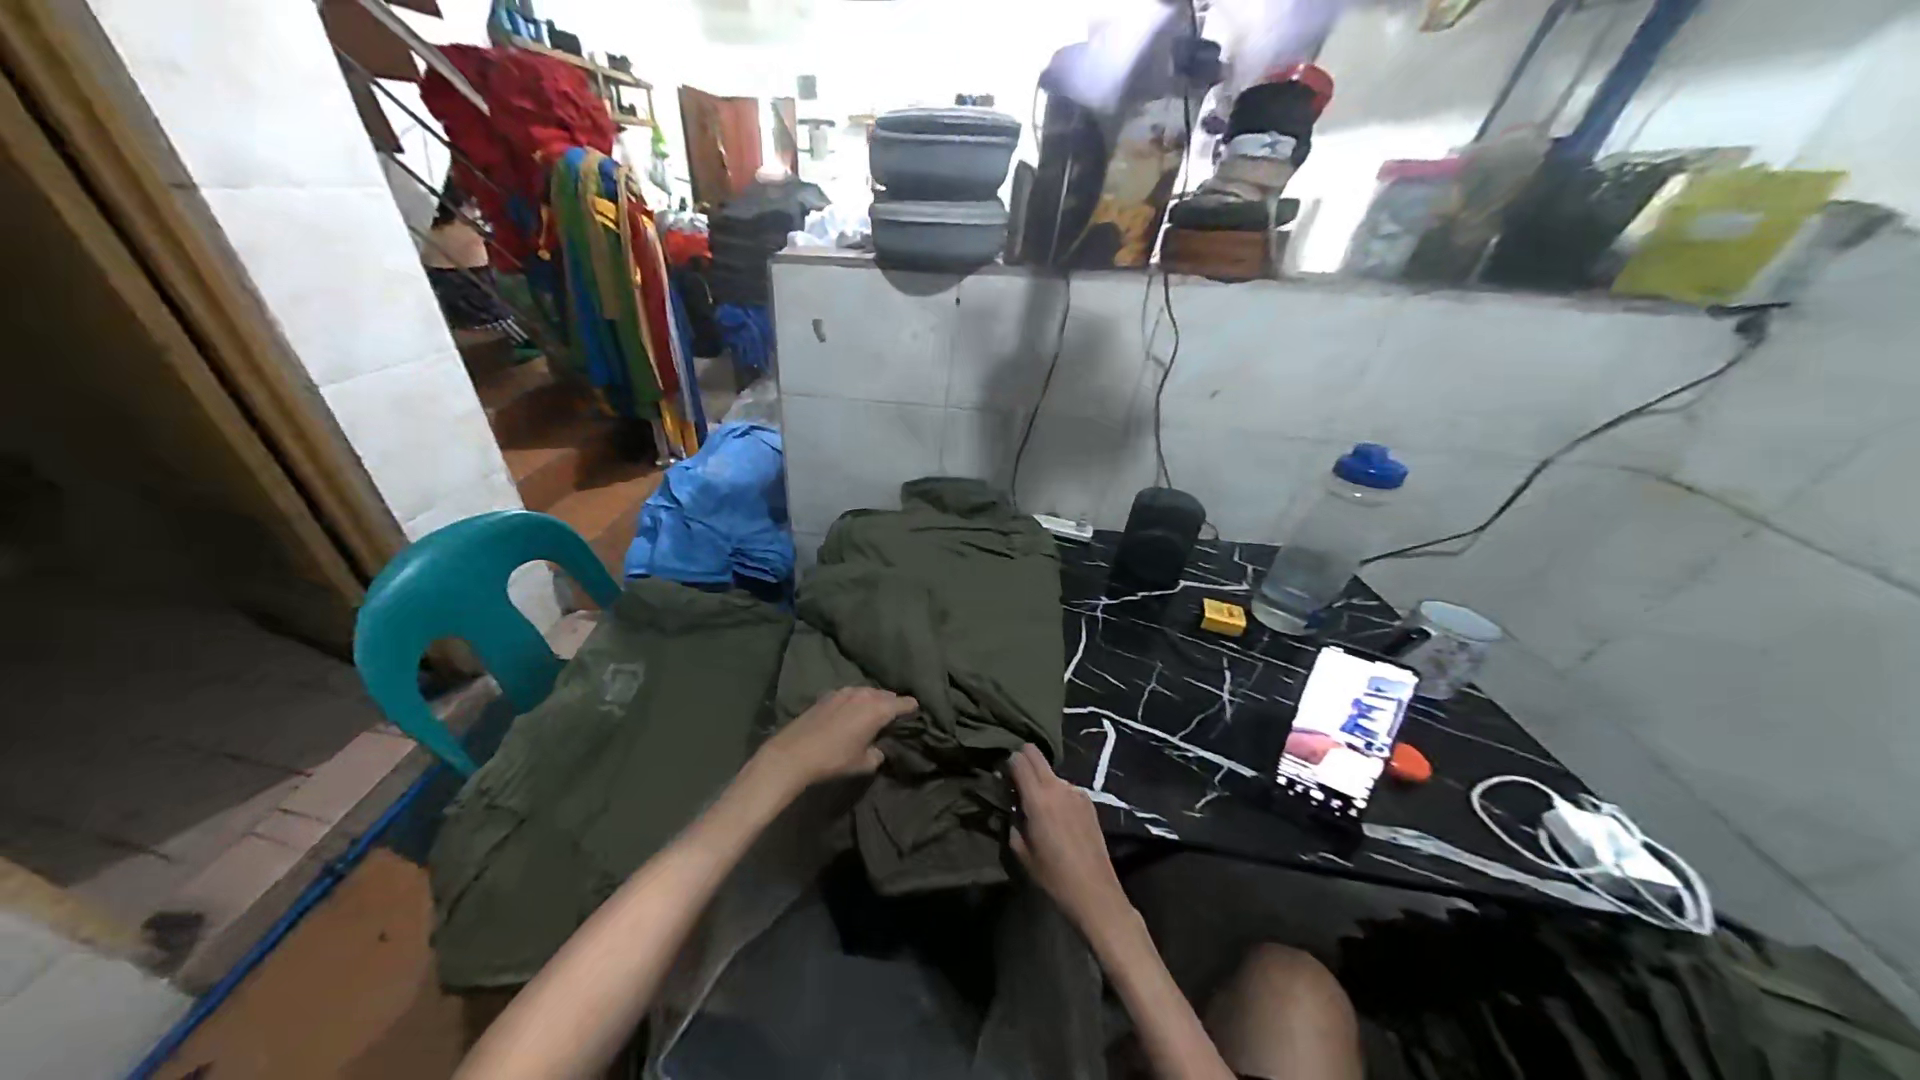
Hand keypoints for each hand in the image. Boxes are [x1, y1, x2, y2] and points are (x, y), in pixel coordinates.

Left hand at [752, 687, 917, 794]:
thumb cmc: (834, 759)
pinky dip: (856, 701)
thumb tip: (878, 747)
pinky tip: (851, 712)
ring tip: (873, 712)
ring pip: (867, 692)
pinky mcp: (828, 695)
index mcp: (878, 709)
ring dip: (873, 700)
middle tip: (894, 715)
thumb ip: (878, 753)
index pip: (904, 703)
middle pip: (885, 695)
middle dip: (892, 703)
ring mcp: (844, 691)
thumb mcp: (864, 763)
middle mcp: (864, 694)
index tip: (916, 711)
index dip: (912, 708)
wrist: (793, 753)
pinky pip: (850, 694)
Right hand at [1008, 744, 1131, 935]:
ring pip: (1051, 772)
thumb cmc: (1053, 876)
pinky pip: (1065, 787)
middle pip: (1035, 754)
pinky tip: (1058, 816)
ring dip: (1041, 779)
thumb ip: (1013, 821)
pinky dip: (1056, 792)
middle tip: (1015, 782)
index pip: (1019, 760)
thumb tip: (1011, 804)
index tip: (1002, 778)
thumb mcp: (1022, 852)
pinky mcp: (1089, 801)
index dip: (1007, 763)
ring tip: (1038, 806)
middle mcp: (1058, 787)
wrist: (1095, 892)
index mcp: (1038, 798)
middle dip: (1022, 760)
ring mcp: (1076, 792)